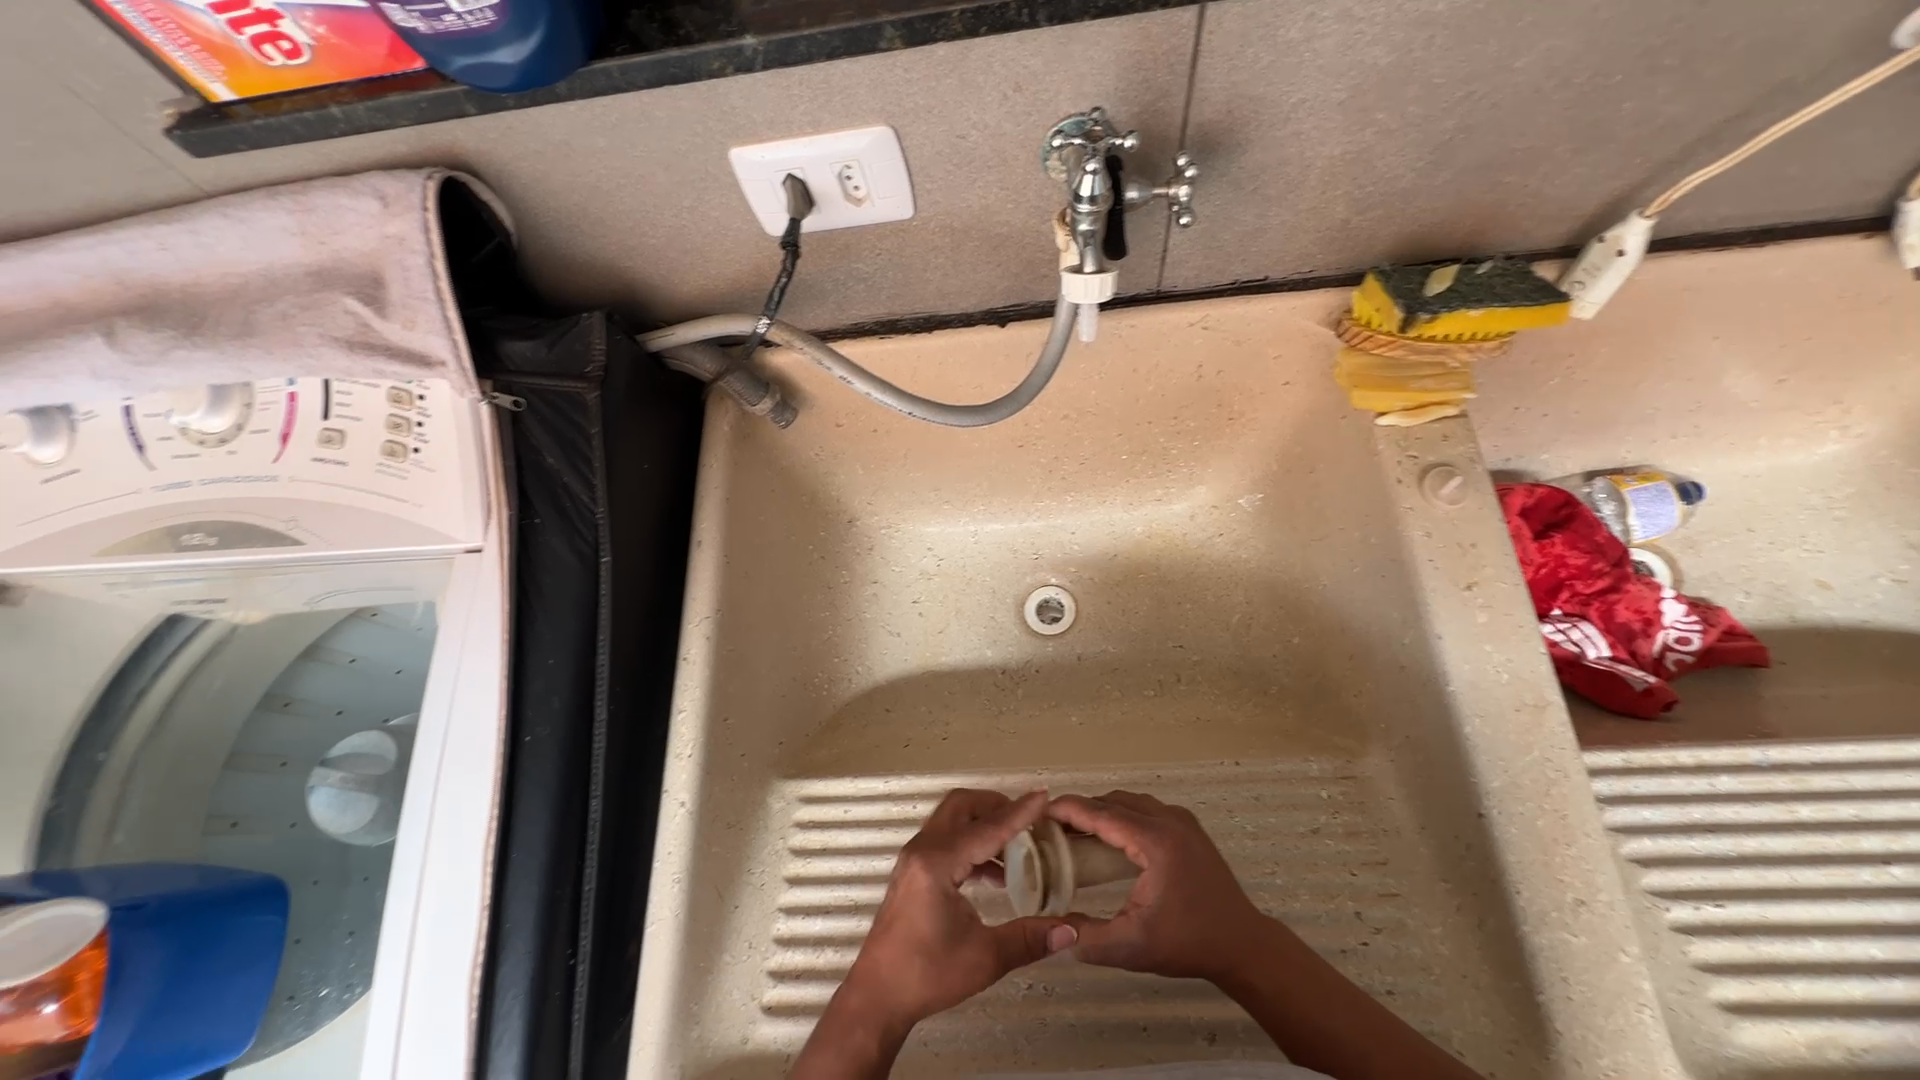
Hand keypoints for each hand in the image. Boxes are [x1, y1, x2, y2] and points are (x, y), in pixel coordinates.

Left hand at [839, 789, 1077, 1032]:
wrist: (878, 995)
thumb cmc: (926, 975)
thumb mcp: (984, 957)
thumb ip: (1029, 939)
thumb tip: (1071, 931)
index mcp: (937, 864)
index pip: (986, 828)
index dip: (1019, 813)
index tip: (1043, 797)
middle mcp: (922, 850)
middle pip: (961, 806)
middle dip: (996, 806)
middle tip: (1029, 821)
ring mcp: (913, 859)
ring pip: (951, 820)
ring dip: (983, 824)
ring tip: (1018, 848)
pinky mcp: (913, 871)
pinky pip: (945, 840)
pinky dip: (971, 843)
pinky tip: (994, 874)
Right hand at [1049, 790, 1264, 981]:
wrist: (1242, 945)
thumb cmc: (1188, 944)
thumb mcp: (1130, 947)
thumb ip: (1084, 936)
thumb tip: (1047, 927)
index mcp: (1155, 841)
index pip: (1100, 812)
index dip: (1066, 809)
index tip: (1036, 814)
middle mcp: (1169, 820)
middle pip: (1112, 801)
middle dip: (1079, 810)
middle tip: (1050, 830)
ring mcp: (1182, 821)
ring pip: (1129, 802)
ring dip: (1100, 811)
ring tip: (1073, 833)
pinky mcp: (1188, 829)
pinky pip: (1145, 809)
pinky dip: (1120, 815)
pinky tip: (1107, 838)